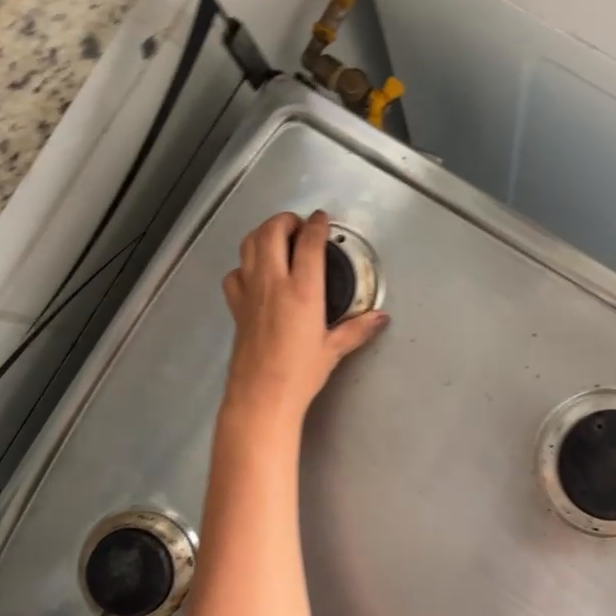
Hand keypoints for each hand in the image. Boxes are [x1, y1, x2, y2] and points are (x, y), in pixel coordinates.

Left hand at [220, 211, 387, 424]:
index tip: (322, 219)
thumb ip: (358, 329)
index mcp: (303, 291)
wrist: (261, 396)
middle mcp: (273, 283)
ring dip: (262, 233)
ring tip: (277, 237)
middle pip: (272, 232)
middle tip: (298, 225)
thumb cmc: (300, 374)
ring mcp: (250, 292)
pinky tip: (255, 273)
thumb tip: (381, 317)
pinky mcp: (236, 306)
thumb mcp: (333, 350)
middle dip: (285, 220)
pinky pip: (235, 273)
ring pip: (249, 245)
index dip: (317, 225)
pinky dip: (244, 264)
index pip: (309, 243)